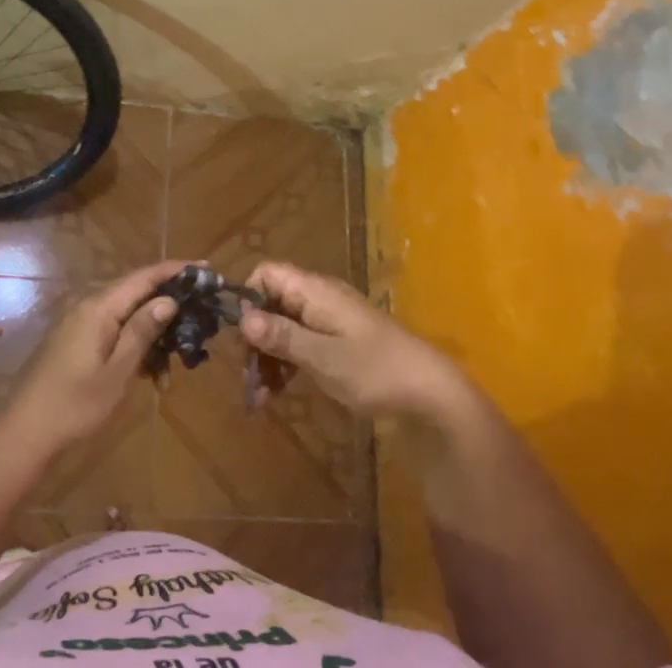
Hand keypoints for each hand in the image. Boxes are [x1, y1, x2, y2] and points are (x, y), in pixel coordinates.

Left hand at [0, 260, 185, 457]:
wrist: (26, 432)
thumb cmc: (75, 405)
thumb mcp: (118, 372)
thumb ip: (142, 332)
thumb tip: (168, 300)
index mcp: (98, 307)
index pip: (143, 277)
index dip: (176, 270)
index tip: (207, 269)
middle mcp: (87, 306)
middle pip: (137, 294)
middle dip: (169, 309)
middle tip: (199, 325)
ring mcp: (79, 323)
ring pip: (127, 317)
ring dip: (152, 339)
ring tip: (172, 373)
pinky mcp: (75, 340)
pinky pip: (112, 332)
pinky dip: (133, 348)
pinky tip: (149, 377)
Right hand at [241, 261, 473, 420]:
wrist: (430, 394)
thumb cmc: (374, 371)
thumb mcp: (322, 357)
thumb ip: (282, 336)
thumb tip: (242, 317)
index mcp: (315, 292)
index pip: (267, 274)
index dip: (247, 298)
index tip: (241, 335)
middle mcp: (320, 299)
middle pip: (272, 304)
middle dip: (255, 338)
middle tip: (247, 376)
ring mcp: (331, 321)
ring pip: (284, 328)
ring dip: (268, 357)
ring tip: (261, 396)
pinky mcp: (339, 343)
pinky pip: (302, 345)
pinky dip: (288, 365)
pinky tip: (279, 393)